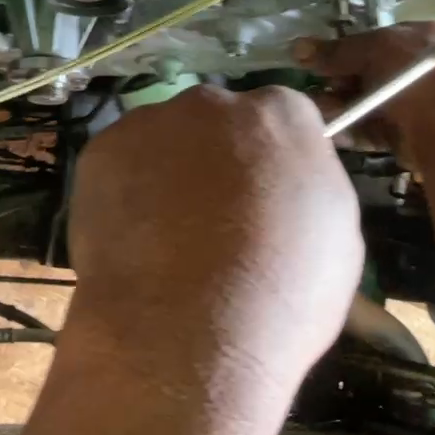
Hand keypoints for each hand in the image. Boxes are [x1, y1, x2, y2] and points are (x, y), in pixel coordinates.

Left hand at [66, 85, 362, 394]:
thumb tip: (283, 179)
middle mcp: (211, 104)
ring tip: (165, 236)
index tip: (264, 195)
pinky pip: (120, 163)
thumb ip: (307, 184)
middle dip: (215, 157)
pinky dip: (125, 190)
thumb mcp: (335, 237)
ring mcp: (149, 123)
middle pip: (216, 121)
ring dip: (167, 171)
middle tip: (212, 217)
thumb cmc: (280, 294)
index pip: (281, 116)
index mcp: (279, 116)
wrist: (184, 330)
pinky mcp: (100, 151)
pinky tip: (132, 239)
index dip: (271, 159)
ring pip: (163, 140)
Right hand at [294, 24, 434, 150]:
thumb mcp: (375, 49)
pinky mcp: (412, 136)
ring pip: (369, 101)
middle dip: (339, 80)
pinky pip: (374, 128)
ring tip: (312, 110)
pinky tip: (326, 129)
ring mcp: (422, 104)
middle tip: (314, 87)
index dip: (347, 48)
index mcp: (429, 37)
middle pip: (372, 71)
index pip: (380, 39)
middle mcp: (427, 68)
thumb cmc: (421, 75)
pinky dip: (350, 128)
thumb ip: (336, 50)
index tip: (319, 61)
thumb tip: (296, 48)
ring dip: (339, 105)